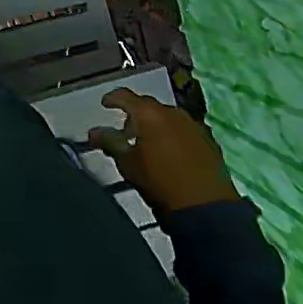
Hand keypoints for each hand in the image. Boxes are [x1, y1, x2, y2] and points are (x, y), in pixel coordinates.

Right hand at [88, 87, 240, 215]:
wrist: (205, 207)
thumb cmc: (159, 182)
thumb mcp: (127, 163)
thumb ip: (109, 142)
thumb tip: (93, 132)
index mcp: (149, 114)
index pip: (125, 96)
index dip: (112, 98)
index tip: (105, 104)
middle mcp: (172, 113)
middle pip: (148, 106)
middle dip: (135, 116)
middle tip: (125, 132)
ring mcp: (194, 126)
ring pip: (168, 118)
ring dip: (155, 126)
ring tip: (147, 144)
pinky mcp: (209, 142)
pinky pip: (184, 131)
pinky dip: (173, 136)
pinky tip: (170, 154)